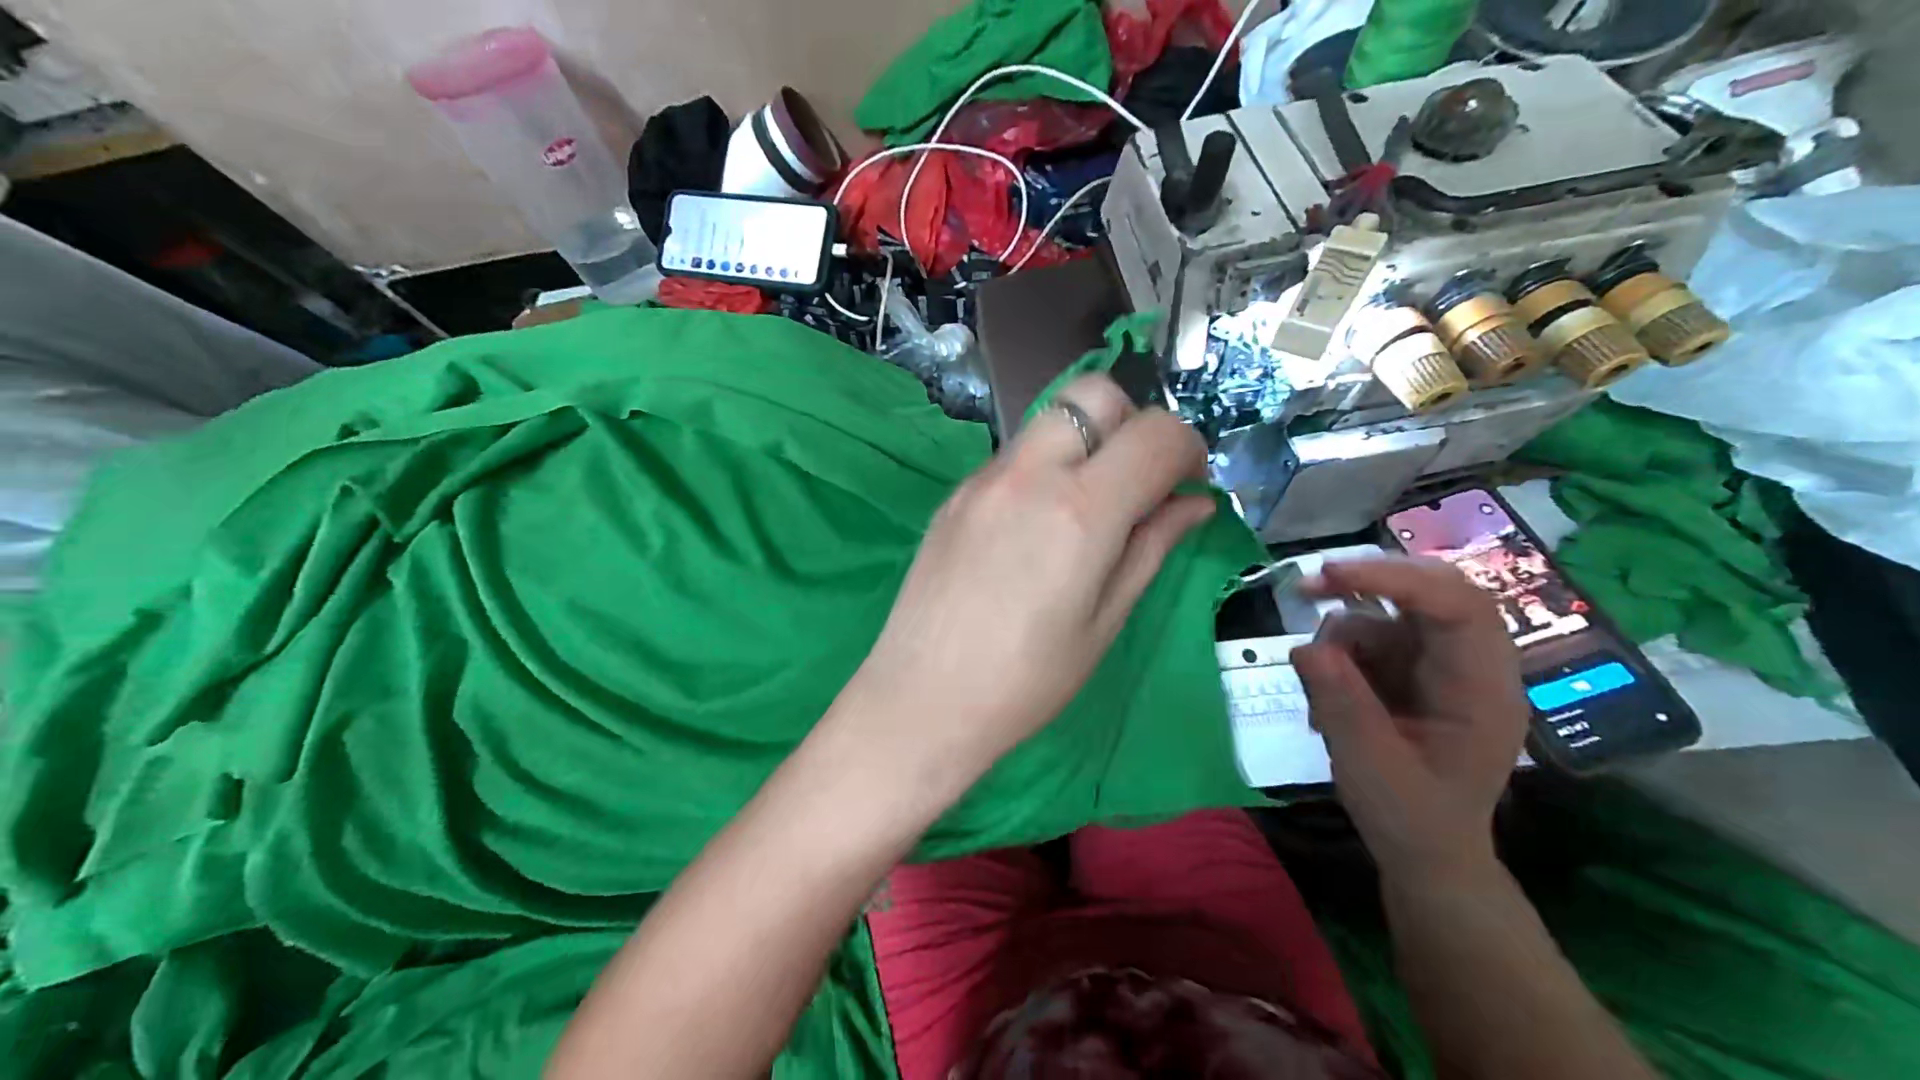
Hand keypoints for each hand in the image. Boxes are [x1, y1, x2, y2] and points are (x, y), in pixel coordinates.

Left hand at [839, 375, 1212, 787]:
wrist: (922, 698)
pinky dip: (1041, 469)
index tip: (1186, 483)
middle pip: (1095, 395)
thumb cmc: (1026, 680)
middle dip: (1130, 424)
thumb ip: (1152, 547)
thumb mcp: (1105, 620)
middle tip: (1134, 483)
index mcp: (1080, 510)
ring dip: (1083, 444)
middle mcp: (1028, 474)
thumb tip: (1194, 502)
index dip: (1187, 448)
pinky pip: (1012, 456)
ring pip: (1049, 422)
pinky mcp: (954, 494)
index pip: (1155, 433)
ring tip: (1084, 509)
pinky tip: (1033, 528)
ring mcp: (982, 479)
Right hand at [1290, 558, 1529, 881]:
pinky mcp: (1411, 671)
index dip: (1398, 579)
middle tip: (1308, 587)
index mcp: (1483, 690)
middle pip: (1432, 592)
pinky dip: (1338, 654)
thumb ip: (1342, 705)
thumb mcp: (1371, 767)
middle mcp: (1470, 666)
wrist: (1427, 852)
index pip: (1459, 607)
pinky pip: (1371, 637)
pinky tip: (1325, 698)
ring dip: (1342, 635)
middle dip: (1368, 583)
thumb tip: (1307, 647)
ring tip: (1317, 689)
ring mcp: (1440, 666)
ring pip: (1390, 613)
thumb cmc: (1411, 817)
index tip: (1332, 576)